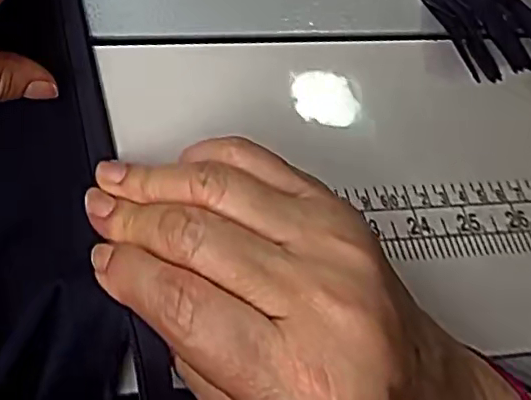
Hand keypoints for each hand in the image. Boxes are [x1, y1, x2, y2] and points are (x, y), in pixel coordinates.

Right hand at [84, 138, 519, 399]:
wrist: (431, 395)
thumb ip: (185, 343)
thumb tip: (132, 273)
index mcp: (305, 373)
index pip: (176, 297)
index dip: (123, 269)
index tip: (103, 259)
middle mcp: (322, 304)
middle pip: (186, 234)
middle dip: (126, 219)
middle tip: (100, 211)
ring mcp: (332, 247)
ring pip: (207, 186)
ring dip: (149, 179)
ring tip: (118, 180)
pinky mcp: (336, 211)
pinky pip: (248, 159)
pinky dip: (200, 156)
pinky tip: (175, 165)